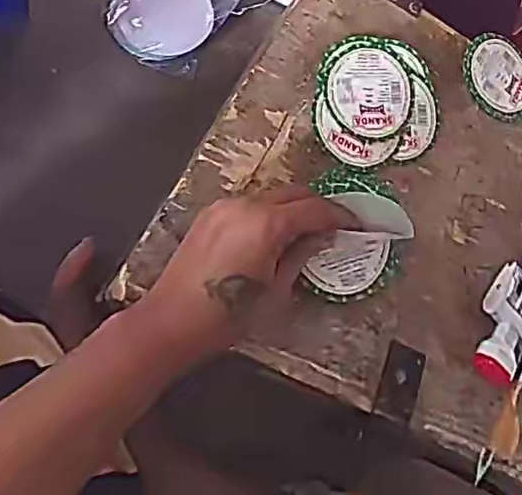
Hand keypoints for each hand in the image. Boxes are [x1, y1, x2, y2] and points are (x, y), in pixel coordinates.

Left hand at [141, 188, 355, 358]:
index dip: (340, 216)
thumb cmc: (224, 318)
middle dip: (318, 207)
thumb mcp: (274, 292)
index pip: (315, 210)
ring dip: (292, 208)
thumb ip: (301, 256)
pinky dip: (268, 213)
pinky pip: (251, 204)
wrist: (165, 326)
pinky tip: (272, 234)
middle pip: (295, 194)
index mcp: (267, 223)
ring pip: (272, 196)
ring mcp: (226, 206)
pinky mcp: (211, 214)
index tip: (356, 224)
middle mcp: (248, 205)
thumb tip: (321, 238)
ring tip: (305, 231)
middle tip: (335, 225)